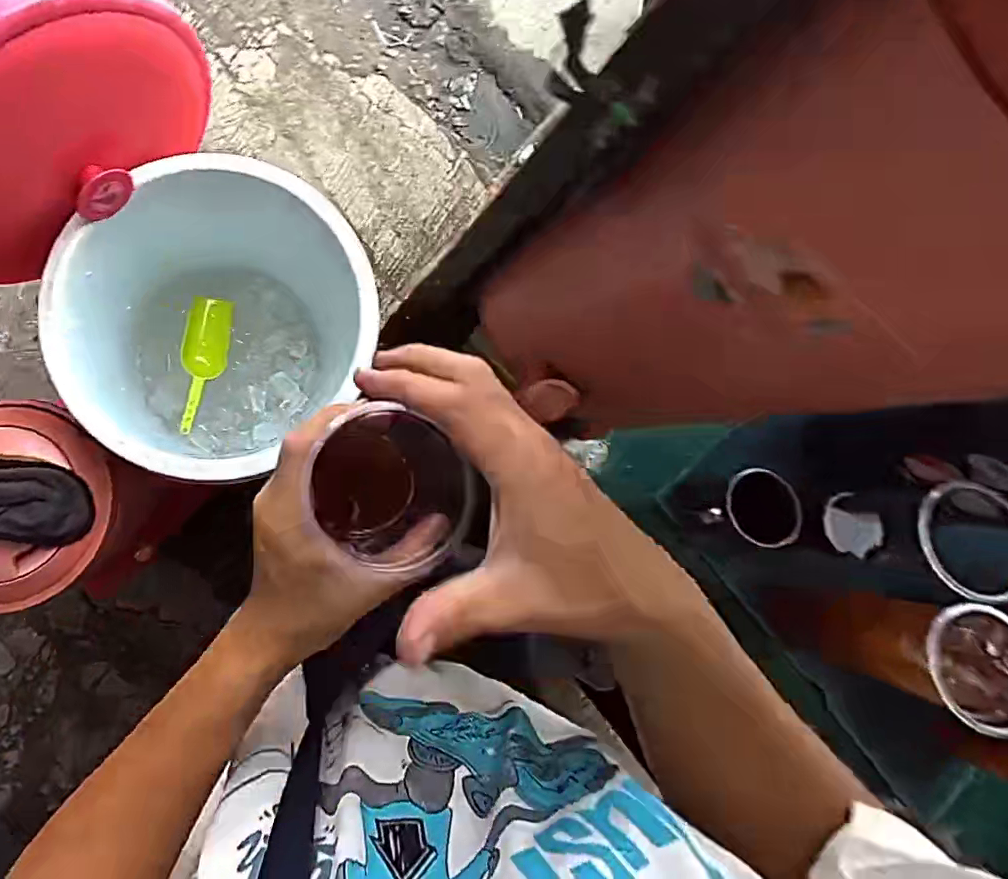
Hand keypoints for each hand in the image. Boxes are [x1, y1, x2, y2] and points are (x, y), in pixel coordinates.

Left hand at [235, 403, 448, 669]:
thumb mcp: (370, 587)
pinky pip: (300, 463)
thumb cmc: (313, 613)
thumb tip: (442, 521)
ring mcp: (272, 498)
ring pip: (300, 447)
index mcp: (286, 507)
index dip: (333, 416)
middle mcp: (273, 495)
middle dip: (339, 418)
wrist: (272, 636)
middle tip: (384, 416)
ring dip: (333, 432)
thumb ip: (409, 556)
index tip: (373, 408)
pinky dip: (326, 451)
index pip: (301, 442)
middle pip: (301, 437)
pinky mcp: (278, 505)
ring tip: (376, 429)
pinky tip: (360, 458)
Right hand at [356, 346, 704, 663]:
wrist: (641, 588)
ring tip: (397, 373)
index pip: (457, 402)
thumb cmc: (579, 588)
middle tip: (373, 364)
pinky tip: (438, 407)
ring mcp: (536, 438)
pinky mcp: (538, 449)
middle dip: (422, 359)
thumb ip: (452, 615)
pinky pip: (491, 400)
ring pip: (485, 382)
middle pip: (472, 374)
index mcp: (517, 460)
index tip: (365, 378)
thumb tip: (399, 647)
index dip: (409, 385)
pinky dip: (457, 388)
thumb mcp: (510, 602)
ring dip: (440, 368)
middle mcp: (526, 436)